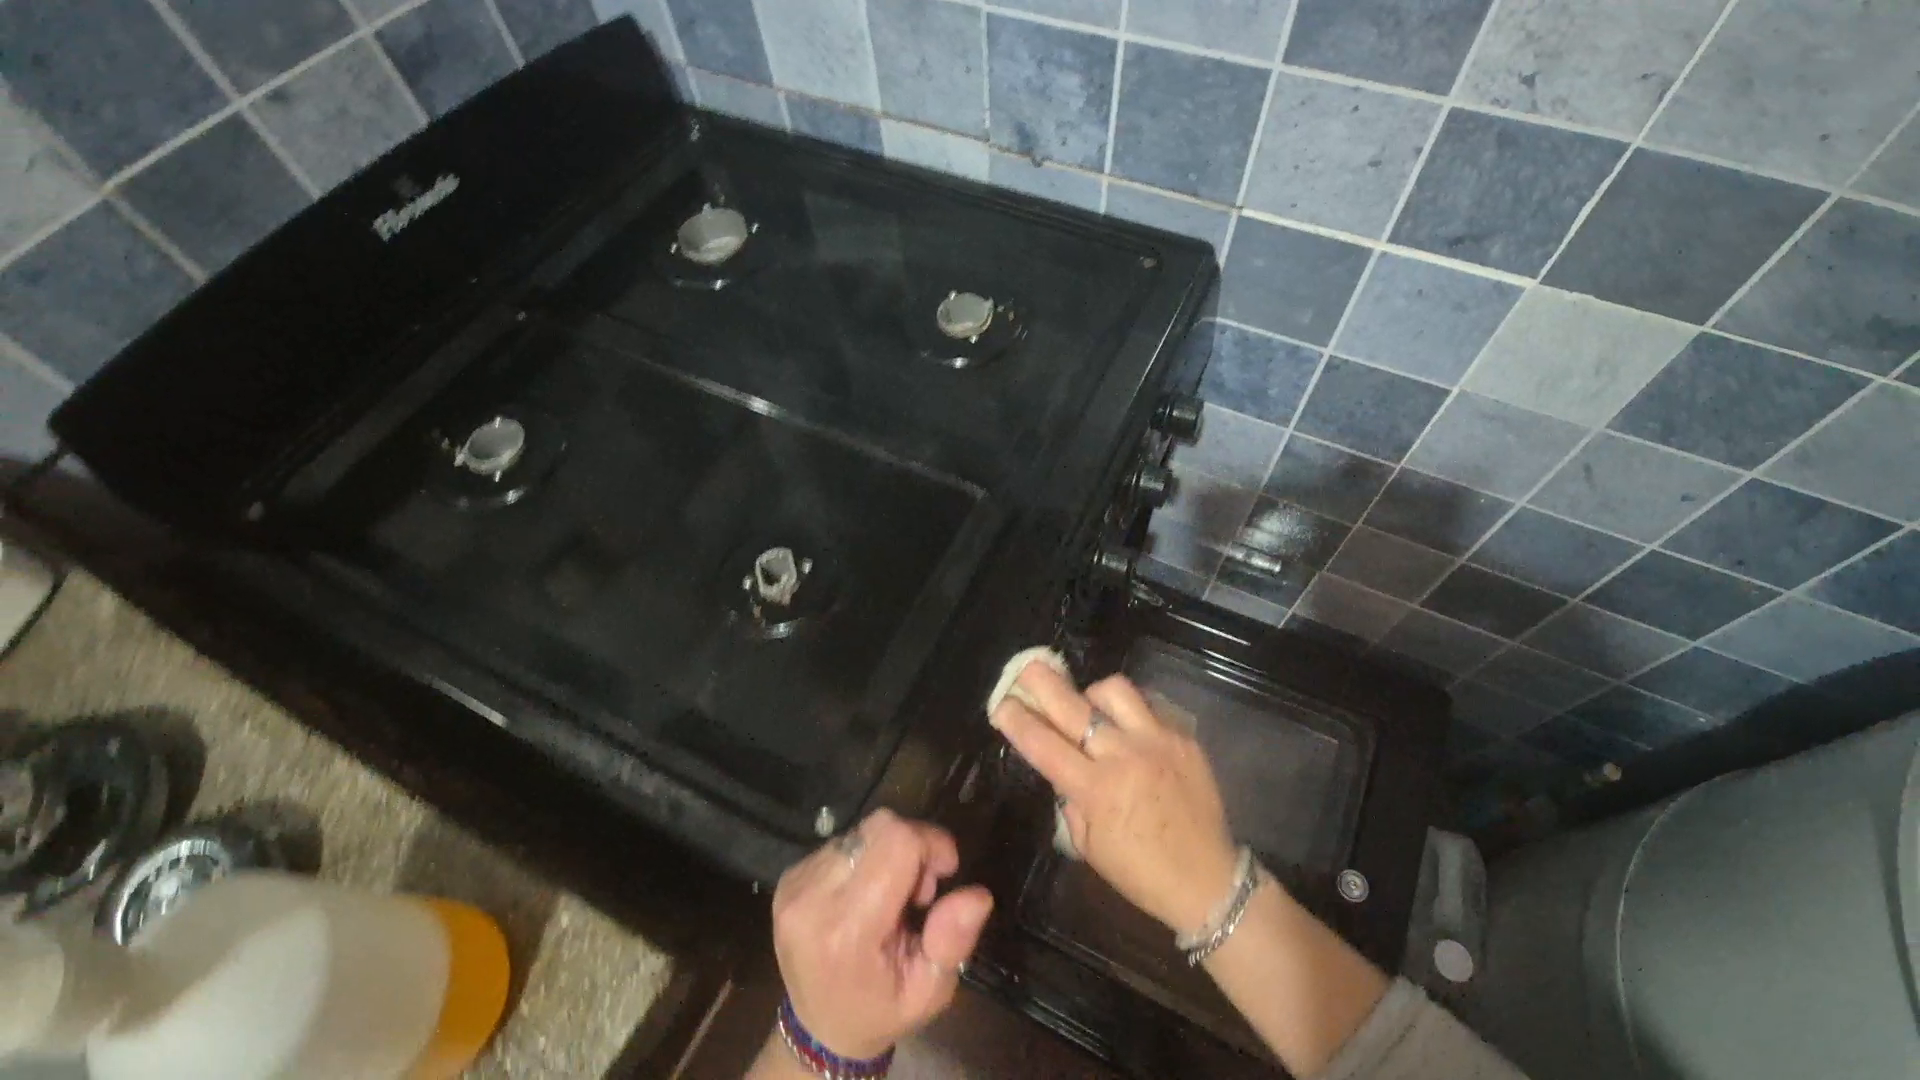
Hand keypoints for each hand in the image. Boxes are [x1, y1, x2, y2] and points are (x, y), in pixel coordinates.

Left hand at [770, 809, 993, 1060]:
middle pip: (879, 826)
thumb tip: (978, 895)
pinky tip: (864, 895)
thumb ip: (951, 942)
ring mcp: (796, 884)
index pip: (895, 842)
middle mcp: (814, 898)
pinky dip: (863, 860)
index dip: (931, 843)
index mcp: (848, 930)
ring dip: (886, 854)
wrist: (819, 1028)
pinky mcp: (789, 877)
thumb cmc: (881, 1010)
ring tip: (888, 898)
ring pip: (861, 831)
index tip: (944, 874)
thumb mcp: (929, 992)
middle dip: (912, 846)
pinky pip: (841, 843)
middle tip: (917, 892)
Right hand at [990, 664, 1238, 935]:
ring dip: (1092, 693)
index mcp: (1096, 790)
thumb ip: (1070, 799)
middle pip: (1073, 706)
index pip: (1044, 744)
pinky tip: (1126, 726)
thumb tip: (1061, 767)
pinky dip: (1129, 712)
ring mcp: (1158, 741)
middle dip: (1043, 684)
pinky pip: (1149, 707)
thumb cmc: (1140, 872)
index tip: (1002, 704)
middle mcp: (1124, 756)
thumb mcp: (1088, 844)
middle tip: (1028, 670)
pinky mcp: (1184, 738)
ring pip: (1115, 691)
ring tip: (1088, 704)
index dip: (1017, 720)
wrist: (1208, 881)